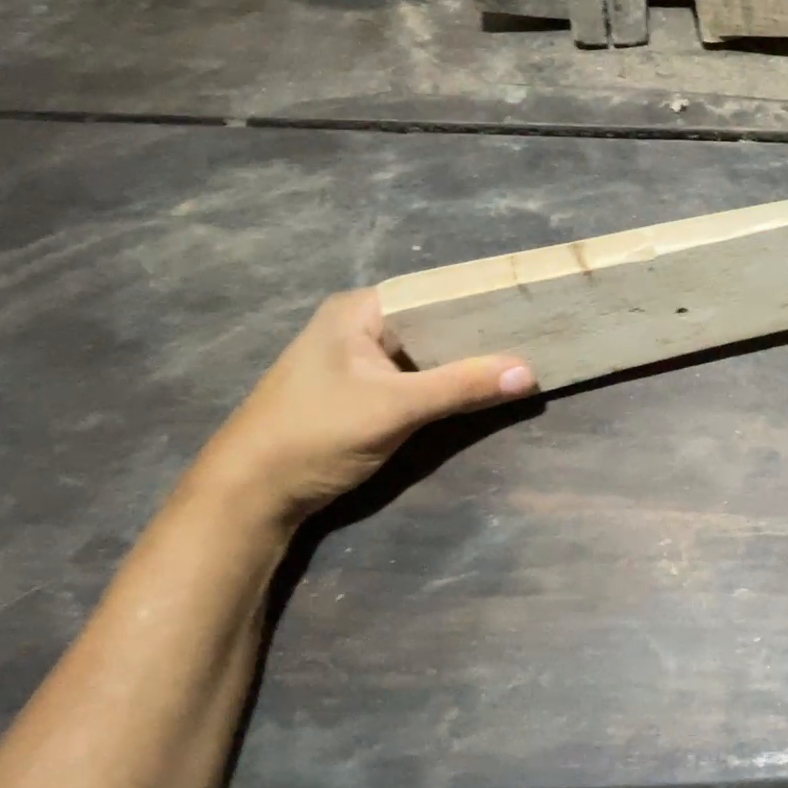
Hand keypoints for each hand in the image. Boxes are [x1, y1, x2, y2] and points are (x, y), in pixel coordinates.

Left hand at [183, 289, 536, 524]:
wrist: (249, 496)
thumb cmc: (314, 434)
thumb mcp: (395, 408)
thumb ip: (462, 387)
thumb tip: (529, 372)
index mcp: (359, 311)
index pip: (435, 291)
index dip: (482, 298)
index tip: (531, 306)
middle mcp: (361, 326)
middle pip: (436, 322)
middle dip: (482, 333)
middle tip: (537, 335)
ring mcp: (362, 361)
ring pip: (431, 352)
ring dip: (468, 362)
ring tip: (524, 357)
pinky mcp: (367, 392)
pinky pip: (421, 377)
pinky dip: (451, 383)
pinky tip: (485, 387)